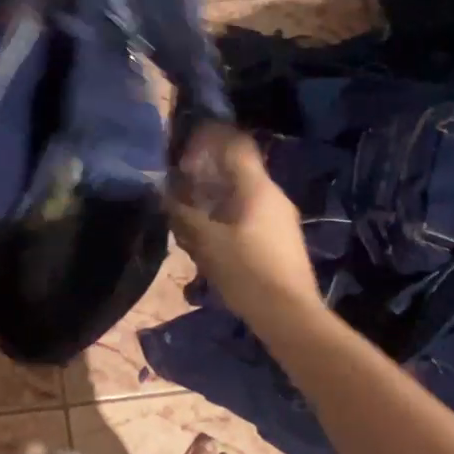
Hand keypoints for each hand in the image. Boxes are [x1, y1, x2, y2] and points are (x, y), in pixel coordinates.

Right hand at [169, 125, 326, 331]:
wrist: (290, 316)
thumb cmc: (247, 271)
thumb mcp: (205, 242)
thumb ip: (182, 212)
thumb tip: (162, 191)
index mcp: (257, 187)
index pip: (236, 144)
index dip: (211, 137)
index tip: (185, 144)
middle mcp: (273, 195)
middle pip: (236, 171)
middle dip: (206, 173)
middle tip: (177, 184)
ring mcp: (281, 218)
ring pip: (241, 195)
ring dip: (214, 198)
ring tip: (187, 214)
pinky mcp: (281, 240)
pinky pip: (249, 215)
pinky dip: (226, 216)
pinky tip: (208, 238)